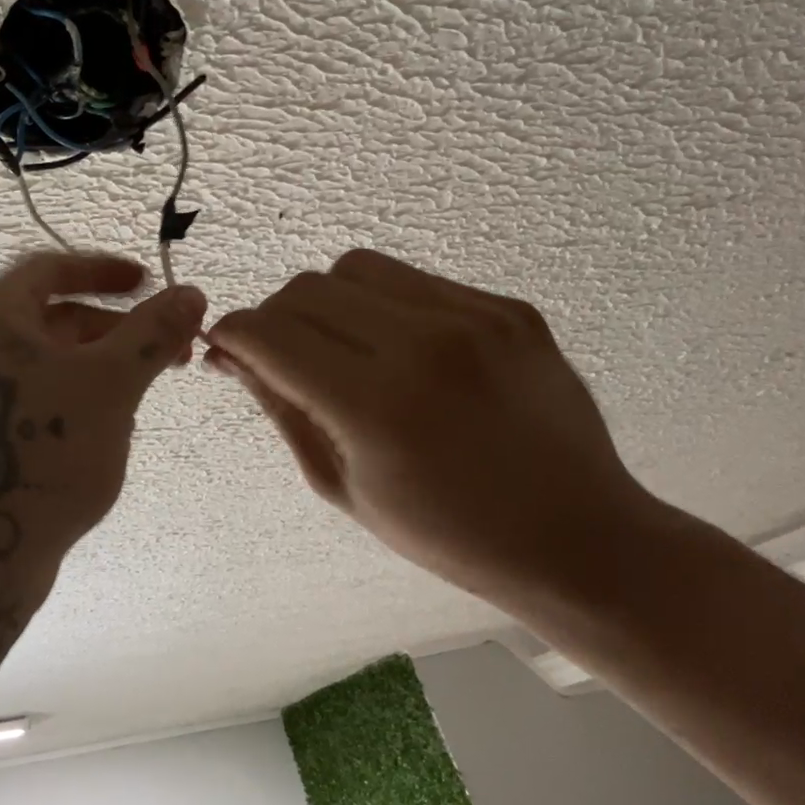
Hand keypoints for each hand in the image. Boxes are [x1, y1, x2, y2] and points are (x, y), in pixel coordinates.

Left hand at [0, 253, 206, 597]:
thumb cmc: (48, 450)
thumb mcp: (112, 383)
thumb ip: (152, 332)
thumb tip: (191, 294)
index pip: (49, 269)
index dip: (103, 269)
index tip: (148, 281)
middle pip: (56, 314)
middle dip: (118, 326)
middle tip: (171, 345)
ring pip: (55, 356)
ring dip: (107, 361)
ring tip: (151, 386)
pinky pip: (44, 390)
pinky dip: (84, 392)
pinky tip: (119, 421)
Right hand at [207, 248, 650, 592]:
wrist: (577, 537)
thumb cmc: (447, 533)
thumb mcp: (341, 485)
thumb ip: (280, 408)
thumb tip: (228, 354)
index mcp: (376, 407)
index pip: (269, 333)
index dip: (232, 333)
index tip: (226, 347)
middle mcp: (425, 347)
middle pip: (306, 288)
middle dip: (275, 318)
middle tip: (283, 357)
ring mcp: (475, 320)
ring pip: (356, 267)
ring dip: (328, 302)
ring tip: (342, 347)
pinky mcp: (508, 309)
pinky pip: (415, 280)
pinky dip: (385, 306)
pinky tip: (401, 350)